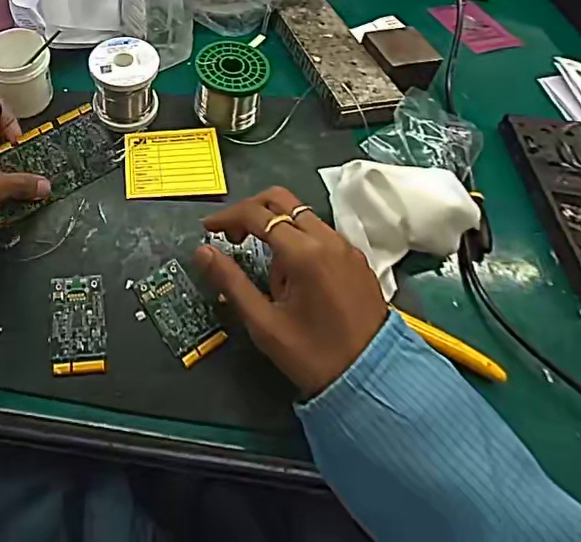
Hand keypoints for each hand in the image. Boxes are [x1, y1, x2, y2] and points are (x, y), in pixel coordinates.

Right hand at [194, 187, 386, 397]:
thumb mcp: (265, 325)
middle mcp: (327, 239)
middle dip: (250, 210)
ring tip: (265, 265)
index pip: (256, 214)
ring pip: (300, 213)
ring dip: (274, 224)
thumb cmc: (315, 356)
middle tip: (232, 234)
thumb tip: (204, 251)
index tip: (209, 229)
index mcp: (304, 253)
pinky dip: (297, 236)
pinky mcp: (356, 257)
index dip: (227, 217)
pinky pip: (319, 231)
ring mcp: (345, 246)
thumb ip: (231, 282)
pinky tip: (292, 272)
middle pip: (280, 199)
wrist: (376, 382)